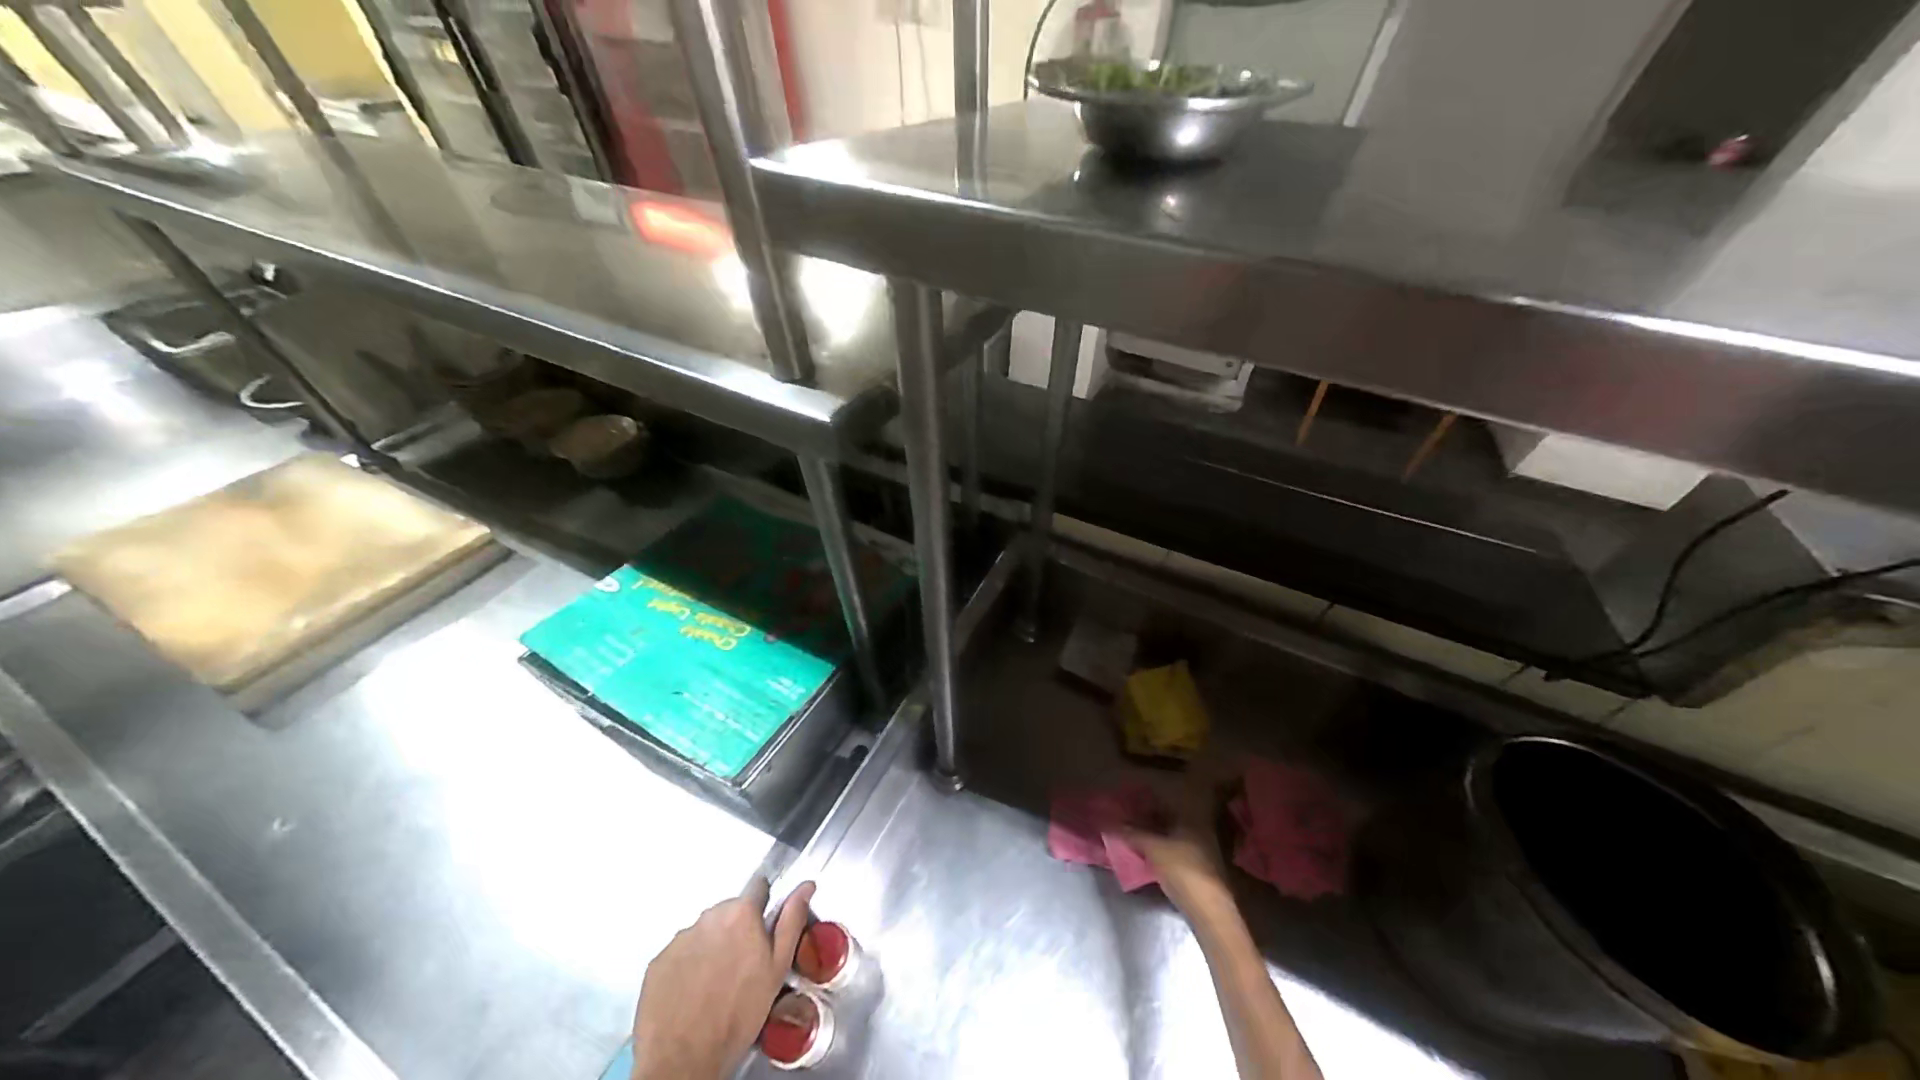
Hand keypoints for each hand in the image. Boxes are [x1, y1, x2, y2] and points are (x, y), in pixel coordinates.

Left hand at [631, 877, 815, 1079]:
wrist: (682, 1060)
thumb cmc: (736, 1016)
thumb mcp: (777, 968)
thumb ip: (792, 920)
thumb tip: (805, 887)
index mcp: (742, 914)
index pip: (758, 887)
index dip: (765, 905)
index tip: (764, 925)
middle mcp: (709, 918)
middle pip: (730, 912)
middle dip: (738, 930)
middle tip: (744, 966)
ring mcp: (680, 939)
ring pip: (704, 933)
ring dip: (713, 948)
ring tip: (717, 986)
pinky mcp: (658, 961)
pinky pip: (680, 954)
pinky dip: (688, 967)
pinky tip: (693, 994)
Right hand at [1123, 775, 1229, 917]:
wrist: (1209, 910)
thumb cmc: (1183, 870)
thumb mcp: (1152, 848)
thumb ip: (1131, 832)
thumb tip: (1110, 820)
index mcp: (1192, 816)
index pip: (1164, 799)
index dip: (1144, 799)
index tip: (1126, 801)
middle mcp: (1199, 827)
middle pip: (1168, 816)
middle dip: (1147, 816)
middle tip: (1124, 817)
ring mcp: (1201, 846)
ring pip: (1171, 832)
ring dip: (1152, 832)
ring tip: (1130, 833)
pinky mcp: (1198, 864)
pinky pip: (1173, 846)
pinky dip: (1159, 846)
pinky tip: (1146, 851)